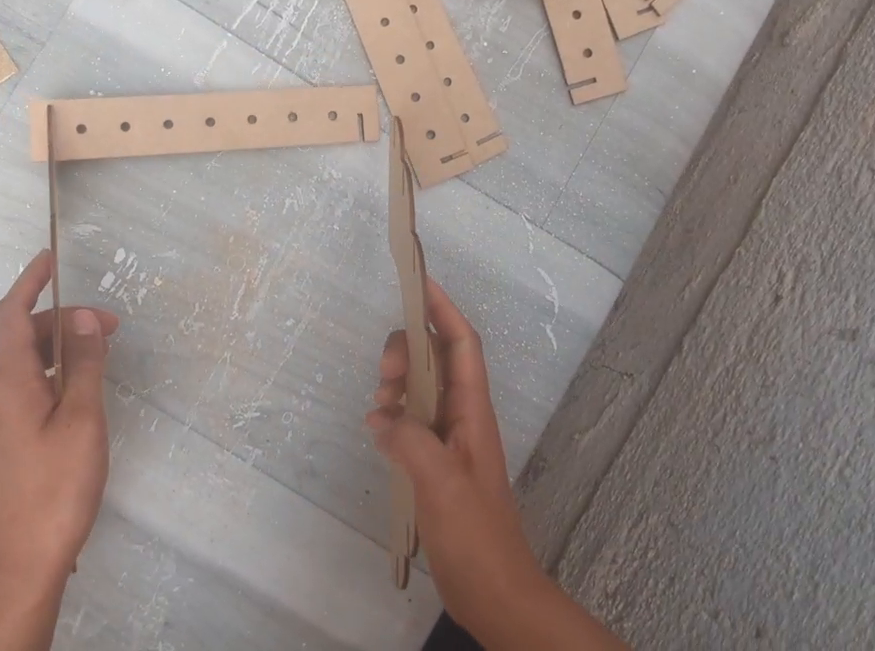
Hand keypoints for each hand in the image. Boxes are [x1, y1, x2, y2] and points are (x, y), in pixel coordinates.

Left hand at [0, 251, 119, 650]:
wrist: (21, 563)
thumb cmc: (56, 486)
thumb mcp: (82, 418)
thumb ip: (85, 363)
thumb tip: (84, 317)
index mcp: (8, 381)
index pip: (11, 314)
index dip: (30, 281)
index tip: (52, 258)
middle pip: (21, 337)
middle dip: (63, 320)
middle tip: (111, 327)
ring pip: (24, 365)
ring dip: (60, 349)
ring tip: (102, 358)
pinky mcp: (2, 443)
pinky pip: (25, 389)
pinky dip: (52, 374)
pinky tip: (80, 394)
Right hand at [367, 275, 626, 650]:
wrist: (497, 593)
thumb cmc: (477, 536)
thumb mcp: (440, 483)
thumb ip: (409, 439)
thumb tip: (382, 416)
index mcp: (473, 413)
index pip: (461, 345)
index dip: (444, 309)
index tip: (420, 282)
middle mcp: (462, 418)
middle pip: (435, 360)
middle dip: (407, 352)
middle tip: (385, 377)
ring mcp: (449, 441)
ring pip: (421, 388)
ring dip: (397, 384)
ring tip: (379, 408)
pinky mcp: (435, 464)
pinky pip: (410, 421)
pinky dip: (391, 415)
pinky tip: (377, 430)